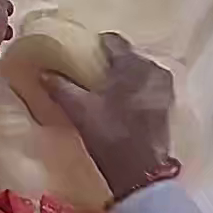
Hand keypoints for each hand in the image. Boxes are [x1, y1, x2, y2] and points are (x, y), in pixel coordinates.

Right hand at [40, 35, 178, 199]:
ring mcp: (164, 87)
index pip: (113, 40)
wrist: (141, 172)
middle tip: (90, 76)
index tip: (82, 55)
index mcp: (132, 64)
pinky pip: (148, 86)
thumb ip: (61, 87)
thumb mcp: (80, 111)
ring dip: (123, 77)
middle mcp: (153, 69)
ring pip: (139, 71)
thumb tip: (43, 73)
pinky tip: (121, 104)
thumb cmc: (110, 135)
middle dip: (110, 63)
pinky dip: (135, 89)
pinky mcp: (168, 104)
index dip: (96, 45)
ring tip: (105, 91)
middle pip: (127, 56)